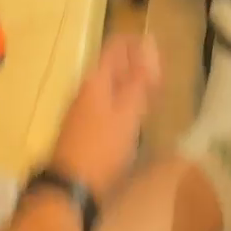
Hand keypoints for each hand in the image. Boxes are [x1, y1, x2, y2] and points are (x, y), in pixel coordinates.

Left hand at [46, 33, 161, 196]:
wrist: (70, 187)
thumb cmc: (102, 147)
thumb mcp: (127, 113)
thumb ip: (139, 80)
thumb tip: (149, 43)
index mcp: (96, 79)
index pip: (117, 45)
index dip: (138, 44)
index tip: (158, 54)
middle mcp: (87, 88)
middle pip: (114, 65)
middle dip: (137, 66)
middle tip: (160, 79)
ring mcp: (83, 108)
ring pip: (112, 86)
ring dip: (132, 87)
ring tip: (153, 98)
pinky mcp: (85, 128)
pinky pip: (108, 104)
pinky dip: (124, 105)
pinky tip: (136, 119)